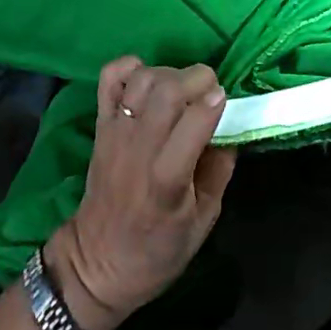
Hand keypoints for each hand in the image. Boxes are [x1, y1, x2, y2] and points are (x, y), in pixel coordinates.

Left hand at [46, 58, 235, 329]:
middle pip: (166, 90)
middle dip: (197, 79)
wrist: (97, 262)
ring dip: (169, 73)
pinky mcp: (101, 124)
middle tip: (209, 91)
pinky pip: (110, 77)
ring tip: (181, 89)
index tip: (225, 101)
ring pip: (142, 78)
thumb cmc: (157, 248)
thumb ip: (220, 169)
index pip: (191, 123)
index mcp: (166, 182)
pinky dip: (130, 67)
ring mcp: (115, 132)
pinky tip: (147, 79)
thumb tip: (233, 127)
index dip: (213, 103)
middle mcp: (138, 150)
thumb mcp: (204, 220)